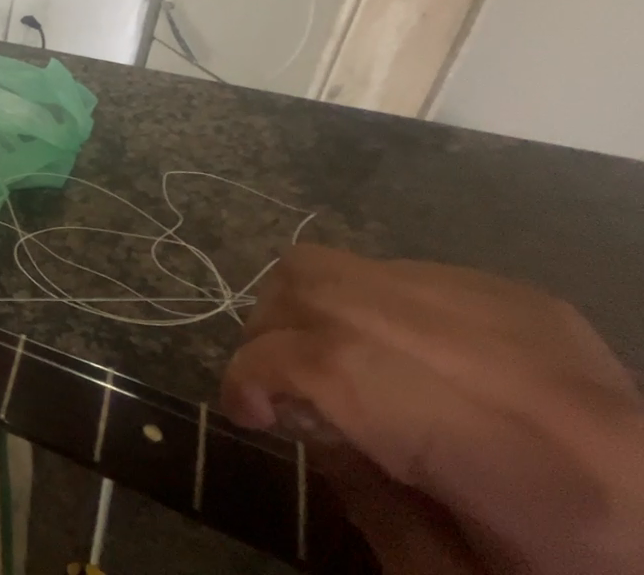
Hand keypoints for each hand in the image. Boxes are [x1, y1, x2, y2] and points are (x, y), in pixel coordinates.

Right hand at [222, 244, 643, 574]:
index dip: (259, 373)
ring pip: (346, 266)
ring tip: (314, 363)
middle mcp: (522, 366)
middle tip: (274, 391)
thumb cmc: (565, 573)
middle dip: (266, 336)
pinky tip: (381, 356)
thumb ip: (364, 497)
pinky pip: (391, 272)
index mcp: (520, 462)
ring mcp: (524, 316)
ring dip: (299, 310)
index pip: (337, 364)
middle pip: (326, 293)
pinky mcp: (527, 298)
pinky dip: (355, 305)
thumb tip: (293, 413)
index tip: (244, 416)